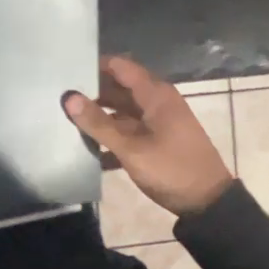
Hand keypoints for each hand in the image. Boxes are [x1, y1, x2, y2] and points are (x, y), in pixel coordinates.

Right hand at [63, 56, 233, 215]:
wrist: (208, 203)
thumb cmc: (172, 169)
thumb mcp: (131, 149)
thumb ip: (98, 123)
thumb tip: (68, 97)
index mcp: (155, 94)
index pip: (120, 66)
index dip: (94, 65)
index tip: (67, 71)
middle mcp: (156, 102)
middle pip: (119, 88)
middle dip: (92, 93)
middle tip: (59, 98)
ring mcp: (157, 122)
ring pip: (122, 111)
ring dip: (99, 117)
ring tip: (66, 122)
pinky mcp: (156, 141)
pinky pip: (129, 131)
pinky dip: (111, 136)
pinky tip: (88, 150)